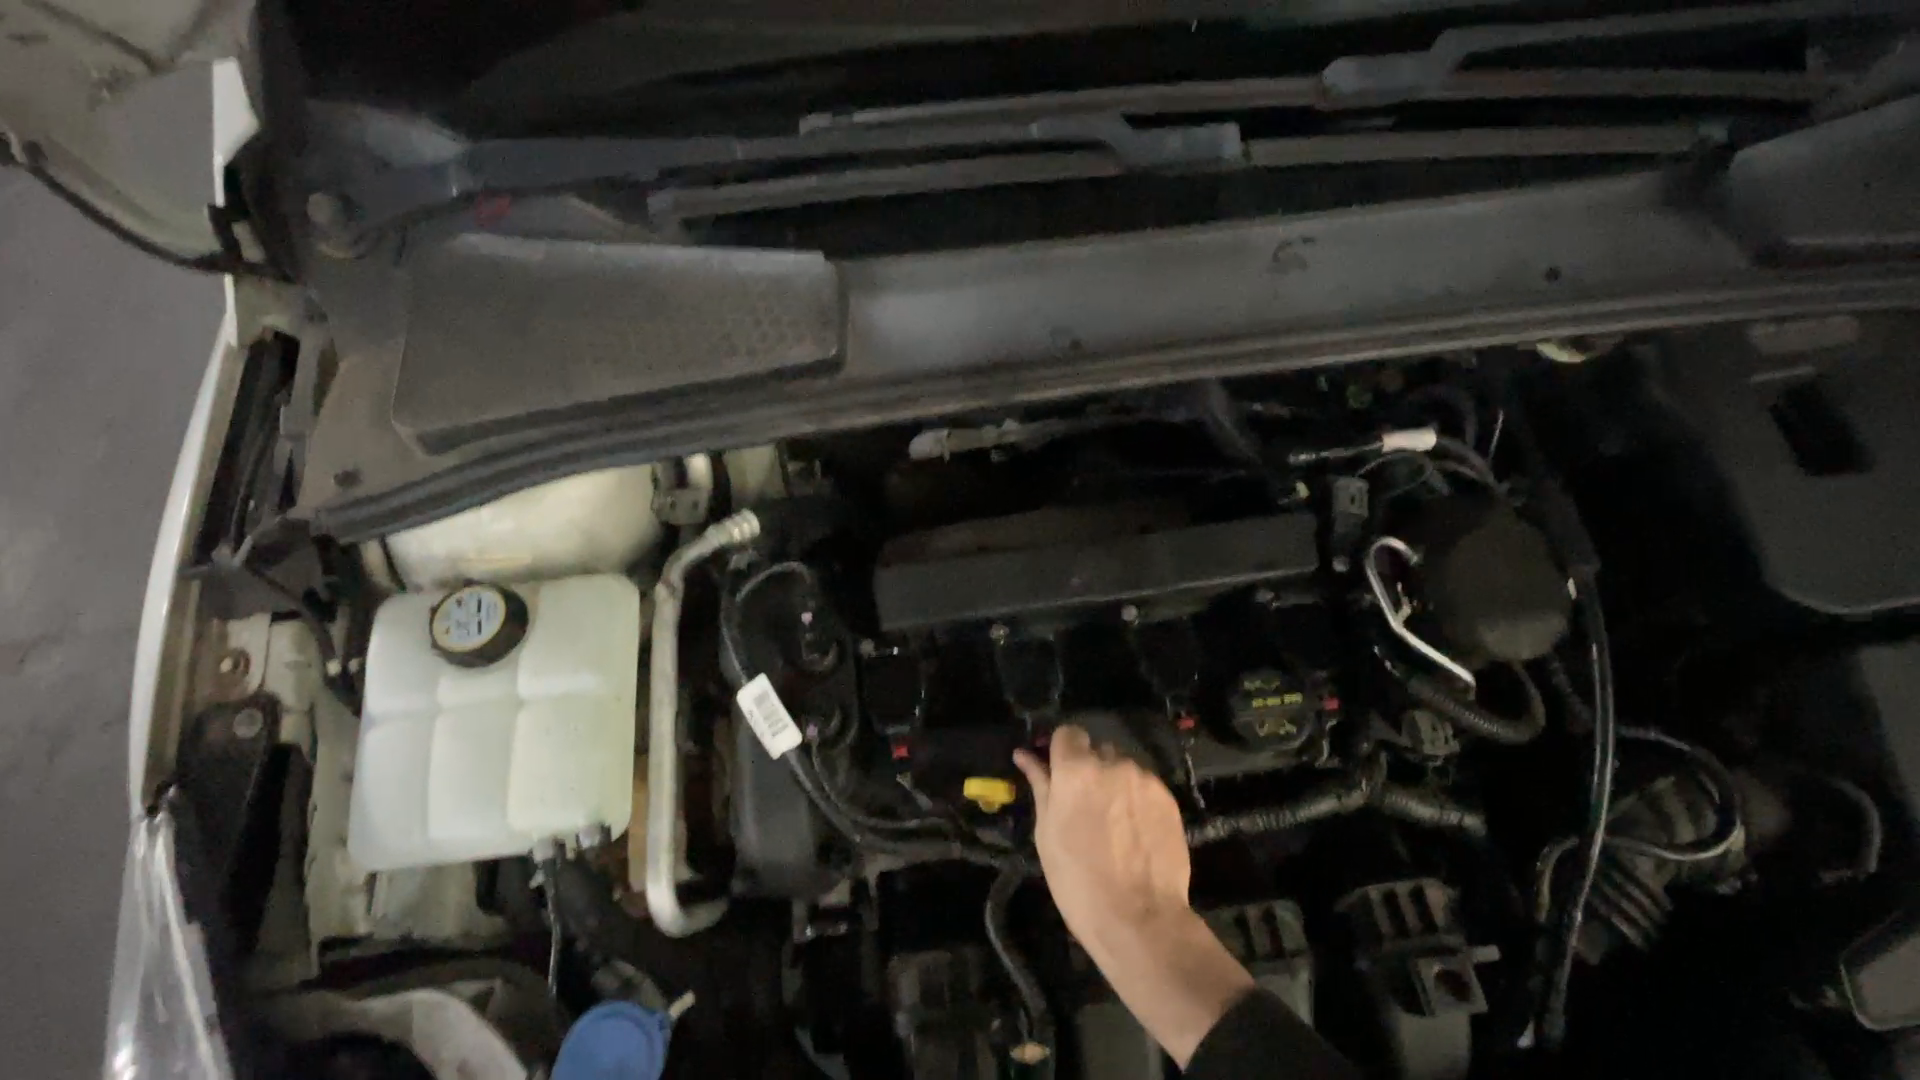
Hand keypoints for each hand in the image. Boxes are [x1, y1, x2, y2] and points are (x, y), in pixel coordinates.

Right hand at [1012, 725, 1191, 952]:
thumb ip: (1040, 787)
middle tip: (1085, 807)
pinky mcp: (1168, 798)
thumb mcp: (1047, 834)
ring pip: (1123, 769)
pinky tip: (1135, 833)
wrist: (1139, 918)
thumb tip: (1025, 755)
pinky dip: (1137, 801)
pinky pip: (1145, 787)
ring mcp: (1144, 779)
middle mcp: (1112, 763)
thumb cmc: (1078, 880)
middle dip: (1090, 771)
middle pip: (1097, 751)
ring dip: (1115, 785)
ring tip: (1114, 825)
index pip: (1068, 733)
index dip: (1062, 751)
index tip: (1061, 775)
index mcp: (1075, 769)